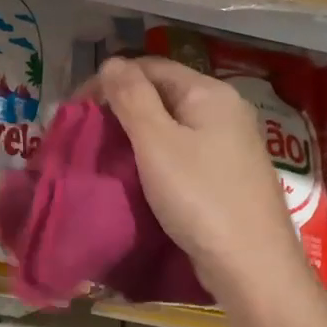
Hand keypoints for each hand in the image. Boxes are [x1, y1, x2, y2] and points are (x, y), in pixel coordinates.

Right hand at [94, 55, 307, 302]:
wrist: (250, 263)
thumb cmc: (199, 197)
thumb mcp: (156, 143)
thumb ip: (132, 99)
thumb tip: (111, 62)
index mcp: (209, 93)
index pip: (149, 67)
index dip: (108, 81)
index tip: (75, 110)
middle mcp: (224, 109)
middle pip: (161, 92)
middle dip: (119, 106)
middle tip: (85, 132)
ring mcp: (229, 142)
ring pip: (170, 122)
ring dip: (134, 131)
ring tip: (103, 152)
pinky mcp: (226, 172)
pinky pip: (181, 148)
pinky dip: (153, 153)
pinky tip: (136, 172)